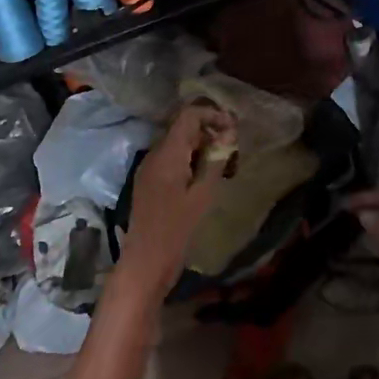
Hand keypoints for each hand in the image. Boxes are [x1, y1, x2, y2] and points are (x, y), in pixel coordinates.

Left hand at [117, 104, 235, 290]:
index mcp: (166, 154)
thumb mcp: (203, 195)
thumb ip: (216, 160)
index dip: (213, 116)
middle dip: (209, 133)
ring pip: (178, 145)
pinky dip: (190, 161)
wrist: (145, 263)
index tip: (233, 130)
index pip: (189, 116)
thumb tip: (228, 135)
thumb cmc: (176, 230)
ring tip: (223, 167)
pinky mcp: (149, 182)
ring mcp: (149, 169)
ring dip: (201, 148)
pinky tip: (205, 179)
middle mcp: (154, 155)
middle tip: (233, 152)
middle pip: (183, 128)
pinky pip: (171, 160)